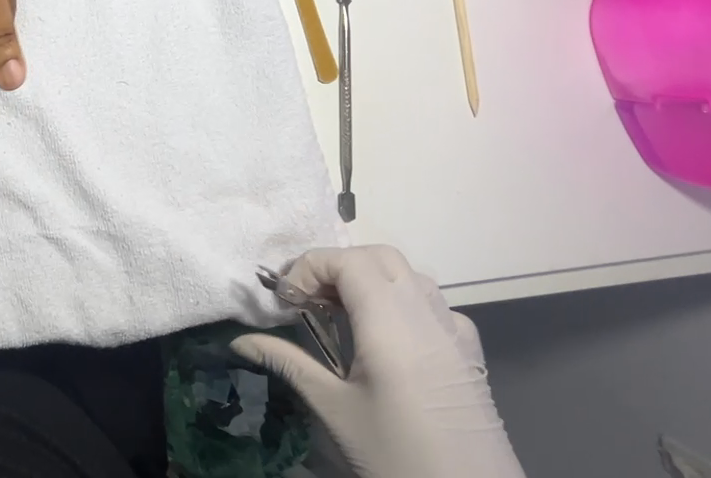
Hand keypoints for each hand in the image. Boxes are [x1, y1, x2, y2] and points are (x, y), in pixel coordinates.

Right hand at [232, 247, 526, 477]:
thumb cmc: (397, 454)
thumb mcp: (334, 409)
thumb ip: (287, 362)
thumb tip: (239, 340)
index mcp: (391, 325)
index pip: (346, 260)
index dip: (309, 267)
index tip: (286, 301)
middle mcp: (426, 318)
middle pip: (378, 257)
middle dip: (337, 265)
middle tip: (309, 299)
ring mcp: (454, 334)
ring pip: (410, 275)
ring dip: (370, 279)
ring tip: (343, 313)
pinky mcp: (470, 356)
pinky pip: (435, 305)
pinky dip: (404, 302)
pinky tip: (390, 336)